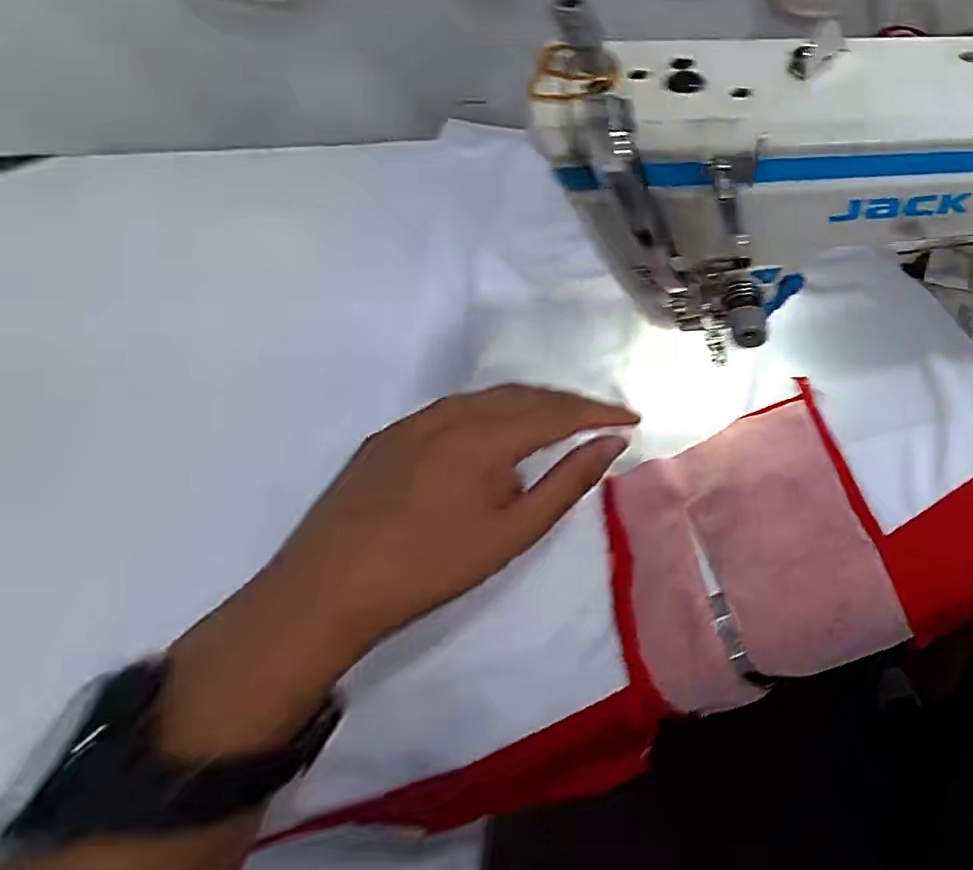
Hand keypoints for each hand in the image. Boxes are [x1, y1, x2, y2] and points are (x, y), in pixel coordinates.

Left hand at [159, 385, 636, 757]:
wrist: (317, 599)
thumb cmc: (430, 568)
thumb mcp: (516, 531)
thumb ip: (570, 480)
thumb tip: (613, 442)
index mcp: (481, 438)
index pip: (557, 412)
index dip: (600, 413)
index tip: (634, 419)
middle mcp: (447, 417)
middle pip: (526, 395)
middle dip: (571, 403)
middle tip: (606, 419)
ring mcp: (411, 425)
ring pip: (489, 396)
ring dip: (534, 402)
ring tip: (563, 419)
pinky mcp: (386, 439)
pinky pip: (456, 407)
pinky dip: (495, 408)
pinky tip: (502, 428)